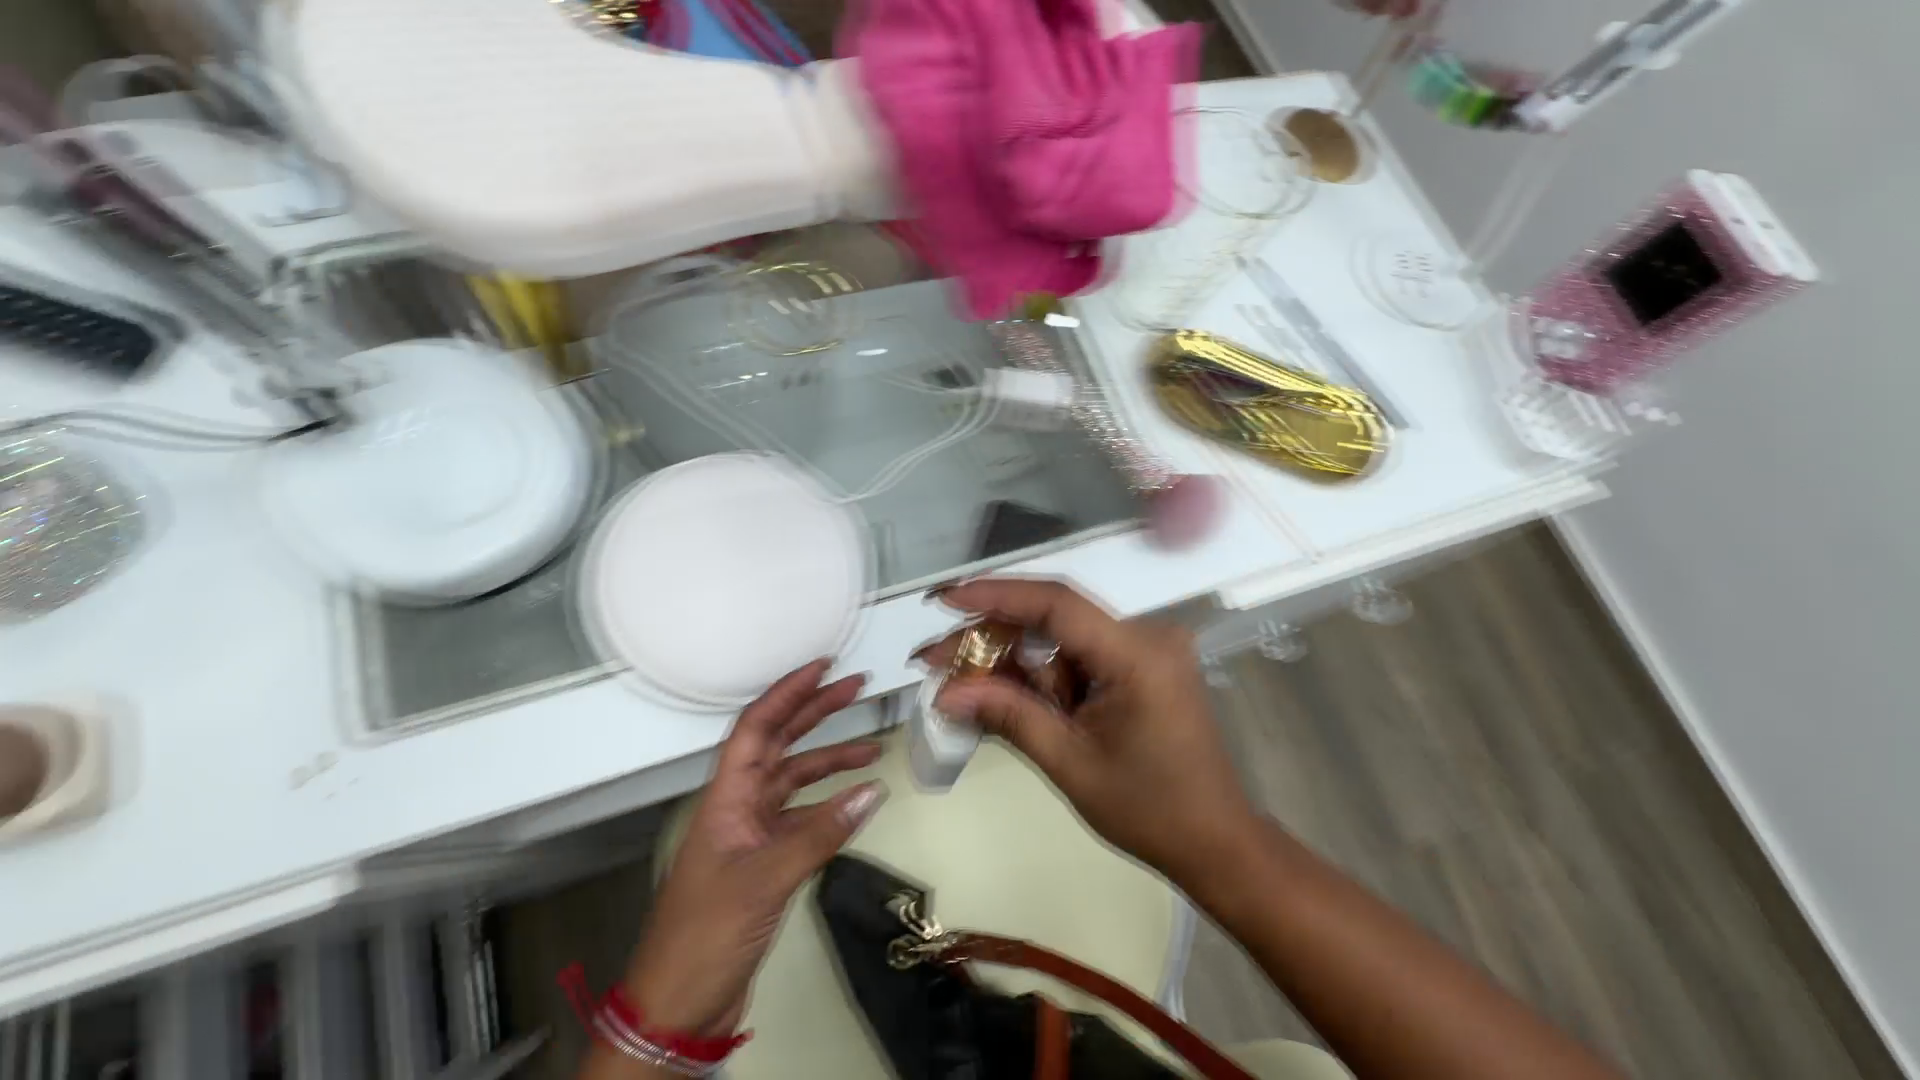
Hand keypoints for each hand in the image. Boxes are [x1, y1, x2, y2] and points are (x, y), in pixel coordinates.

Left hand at [623, 661, 887, 1035]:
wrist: (678, 1005)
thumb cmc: (707, 933)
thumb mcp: (764, 879)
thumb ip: (820, 834)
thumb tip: (873, 790)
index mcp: (725, 798)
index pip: (757, 728)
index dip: (788, 692)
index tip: (823, 667)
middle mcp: (739, 806)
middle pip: (779, 745)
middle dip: (815, 713)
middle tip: (857, 687)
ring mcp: (752, 836)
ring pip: (795, 782)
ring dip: (830, 761)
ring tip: (873, 746)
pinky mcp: (766, 864)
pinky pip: (803, 820)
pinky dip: (831, 807)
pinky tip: (857, 802)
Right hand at [932, 579, 1257, 884]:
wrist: (1215, 841)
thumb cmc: (1150, 810)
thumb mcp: (1070, 763)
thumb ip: (1008, 716)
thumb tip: (945, 693)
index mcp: (1137, 654)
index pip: (1057, 604)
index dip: (995, 595)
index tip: (944, 600)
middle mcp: (1147, 637)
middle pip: (1054, 617)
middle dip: (992, 638)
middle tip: (935, 661)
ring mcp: (1147, 650)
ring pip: (1062, 639)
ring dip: (1014, 661)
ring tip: (964, 687)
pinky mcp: (1143, 667)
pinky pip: (1080, 657)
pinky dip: (1043, 675)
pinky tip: (1006, 694)